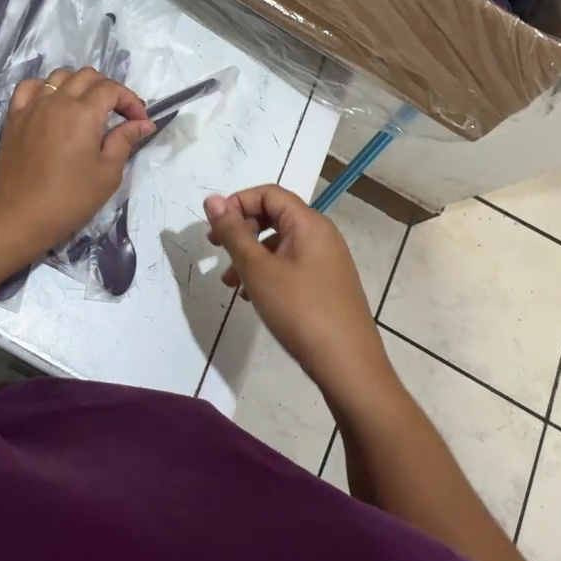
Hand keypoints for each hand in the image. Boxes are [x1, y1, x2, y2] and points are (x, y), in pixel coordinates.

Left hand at [0, 68, 154, 252]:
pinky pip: (29, 87)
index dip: (130, 101)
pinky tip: (52, 102)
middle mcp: (57, 100)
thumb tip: (143, 123)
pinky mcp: (14, 117)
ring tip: (87, 107)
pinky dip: (44, 87)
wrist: (19, 215)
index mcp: (83, 112)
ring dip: (78, 85)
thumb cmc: (69, 198)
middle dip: (108, 89)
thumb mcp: (107, 173)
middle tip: (118, 114)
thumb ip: (125, 140)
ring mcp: (32, 106)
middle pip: (86, 76)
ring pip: (58, 77)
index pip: (111, 89)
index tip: (139, 122)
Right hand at [205, 186, 389, 381]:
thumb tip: (211, 200)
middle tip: (216, 250)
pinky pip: (290, 264)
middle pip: (273, 216)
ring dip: (250, 256)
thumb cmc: (300, 311)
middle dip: (241, 230)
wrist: (348, 366)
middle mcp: (322, 235)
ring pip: (279, 244)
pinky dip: (267, 272)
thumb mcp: (257, 270)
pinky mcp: (327, 284)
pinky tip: (253, 297)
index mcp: (309, 223)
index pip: (268, 194)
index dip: (237, 203)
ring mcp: (327, 261)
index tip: (214, 229)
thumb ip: (232, 232)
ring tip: (231, 284)